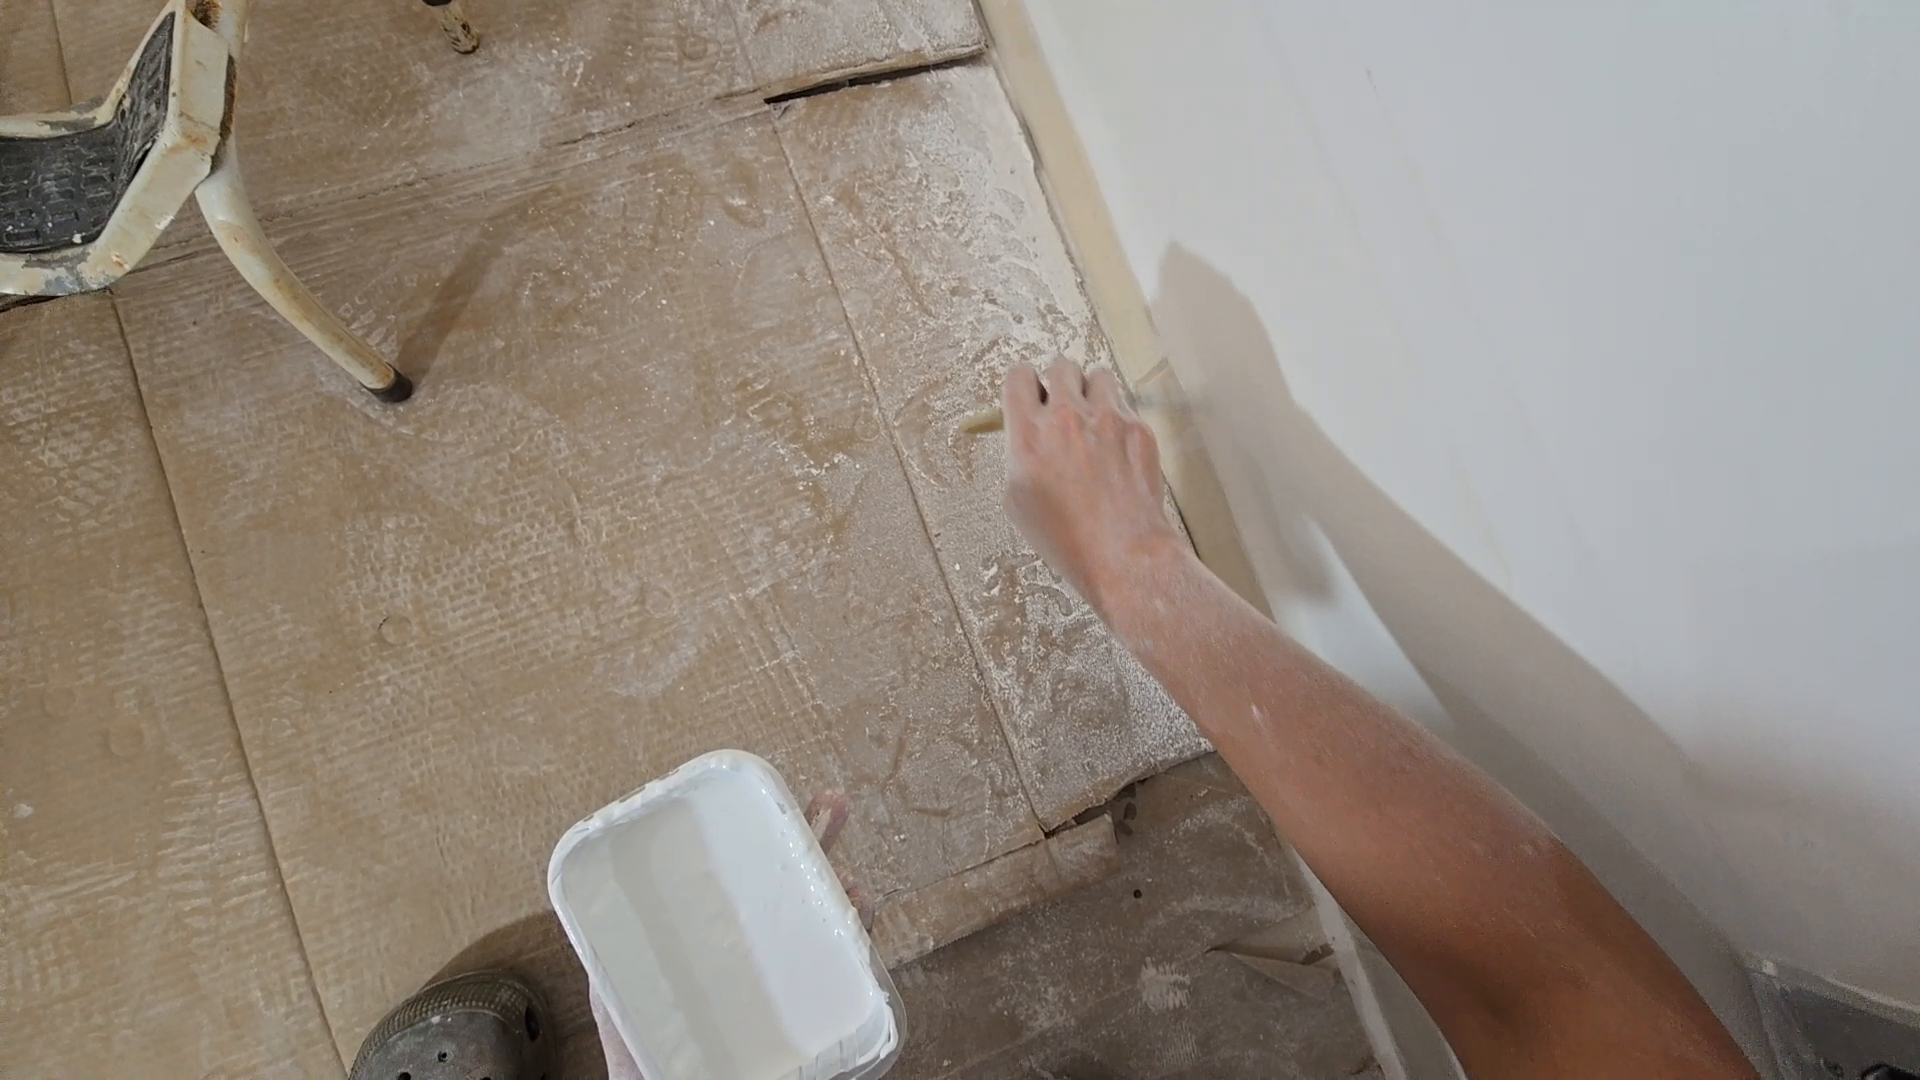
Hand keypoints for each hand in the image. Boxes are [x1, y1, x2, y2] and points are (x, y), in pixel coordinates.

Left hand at [591, 791, 867, 1079]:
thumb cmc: (655, 1067)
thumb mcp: (625, 1010)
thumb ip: (616, 964)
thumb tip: (603, 906)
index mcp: (722, 938)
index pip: (747, 876)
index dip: (764, 834)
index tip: (777, 798)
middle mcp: (762, 949)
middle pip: (793, 882)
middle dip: (816, 837)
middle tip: (834, 802)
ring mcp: (793, 976)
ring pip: (825, 915)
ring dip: (841, 884)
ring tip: (847, 877)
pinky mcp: (821, 1012)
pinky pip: (849, 967)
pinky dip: (859, 934)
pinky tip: (857, 911)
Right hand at [1002, 358, 1184, 616]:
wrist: (1122, 553)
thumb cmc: (1067, 538)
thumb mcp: (1017, 500)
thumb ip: (1018, 455)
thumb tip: (1024, 434)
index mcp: (1028, 435)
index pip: (1019, 376)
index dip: (1023, 383)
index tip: (1029, 391)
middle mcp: (1066, 418)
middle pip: (1060, 366)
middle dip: (1059, 383)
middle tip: (1063, 405)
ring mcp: (1107, 419)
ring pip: (1098, 375)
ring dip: (1092, 392)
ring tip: (1093, 421)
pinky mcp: (1138, 428)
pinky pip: (1125, 404)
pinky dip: (1118, 419)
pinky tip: (1116, 449)